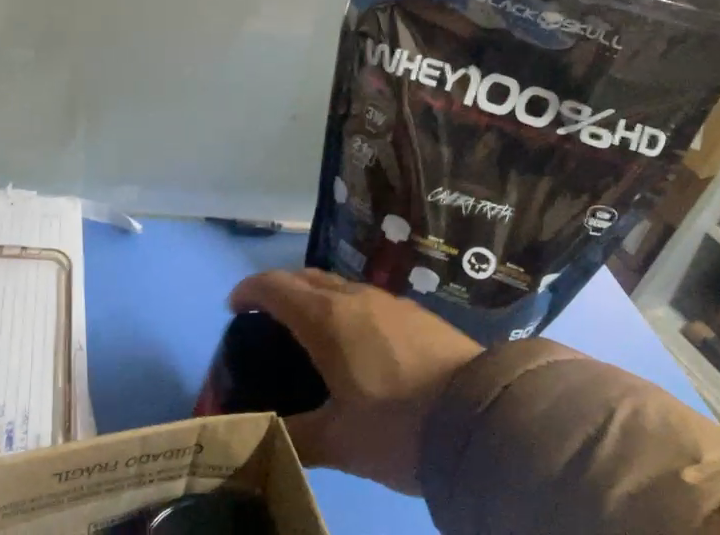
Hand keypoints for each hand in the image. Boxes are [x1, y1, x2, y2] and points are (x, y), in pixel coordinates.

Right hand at [229, 269, 483, 495]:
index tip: (234, 306)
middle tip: (267, 318)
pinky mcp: (418, 314)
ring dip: (315, 297)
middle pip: (305, 277)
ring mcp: (390, 302)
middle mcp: (353, 298)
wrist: (485, 418)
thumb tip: (262, 438)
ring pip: (339, 286)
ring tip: (311, 331)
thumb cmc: (400, 426)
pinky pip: (366, 301)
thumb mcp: (341, 443)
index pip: (273, 286)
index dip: (248, 291)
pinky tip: (358, 344)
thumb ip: (295, 437)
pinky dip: (346, 310)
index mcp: (325, 319)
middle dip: (280, 290)